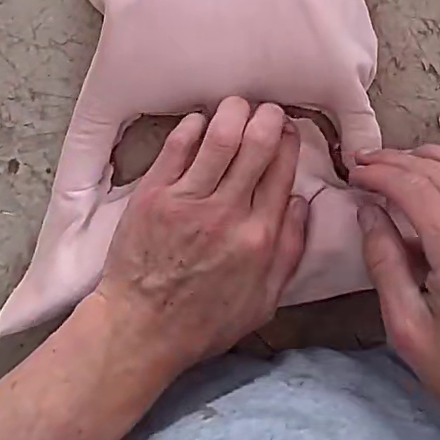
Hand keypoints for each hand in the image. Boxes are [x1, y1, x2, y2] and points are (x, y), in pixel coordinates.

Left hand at [90, 97, 308, 376]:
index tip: (286, 128)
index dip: (288, 138)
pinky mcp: (153, 196)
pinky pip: (177, 146)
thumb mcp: (265, 299)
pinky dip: (194, 124)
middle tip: (266, 110)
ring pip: (221, 136)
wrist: (137, 334)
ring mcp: (188, 202)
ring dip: (234, 111)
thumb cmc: (203, 320)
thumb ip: (291, 249)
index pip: (283, 166)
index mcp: (259, 235)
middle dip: (268, 115)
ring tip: (237, 106)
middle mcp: (228, 213)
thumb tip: (301, 201)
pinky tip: (201, 120)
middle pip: (258, 143)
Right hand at [351, 146, 439, 439]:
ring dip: (431, 155)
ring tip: (397, 159)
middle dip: (398, 160)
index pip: (416, 190)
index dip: (381, 173)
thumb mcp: (411, 334)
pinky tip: (439, 178)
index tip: (354, 171)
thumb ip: (385, 263)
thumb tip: (368, 210)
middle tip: (366, 161)